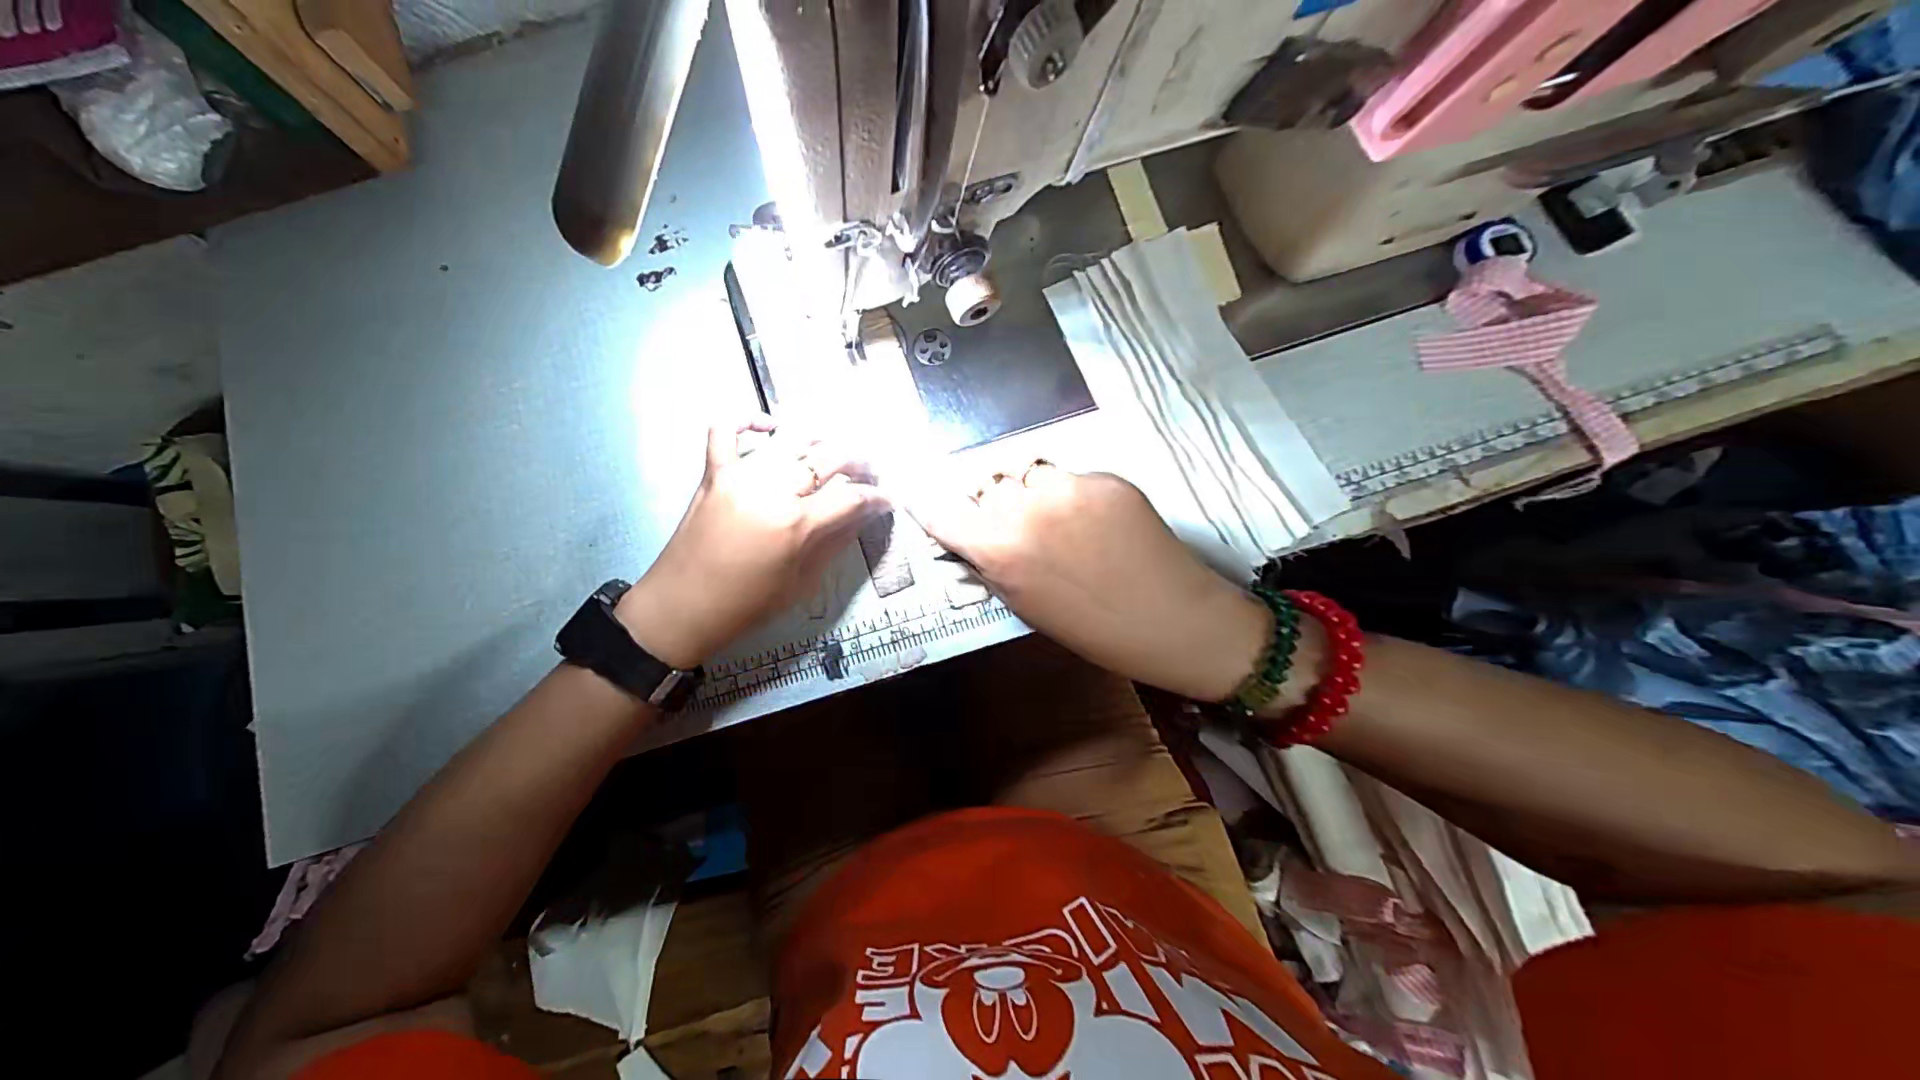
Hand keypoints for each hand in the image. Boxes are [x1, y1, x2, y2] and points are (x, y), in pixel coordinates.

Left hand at [616, 416, 889, 669]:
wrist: (682, 608)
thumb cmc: (747, 605)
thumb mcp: (802, 581)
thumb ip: (835, 541)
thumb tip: (862, 515)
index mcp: (796, 524)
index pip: (852, 497)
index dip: (877, 497)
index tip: (888, 499)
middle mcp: (771, 490)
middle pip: (828, 458)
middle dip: (859, 462)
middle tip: (869, 473)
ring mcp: (739, 476)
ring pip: (789, 439)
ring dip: (819, 440)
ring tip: (832, 451)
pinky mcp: (713, 473)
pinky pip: (725, 431)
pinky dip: (747, 420)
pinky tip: (769, 426)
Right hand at [914, 463, 1315, 704]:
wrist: (1169, 618)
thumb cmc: (1092, 627)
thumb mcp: (1026, 604)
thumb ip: (992, 563)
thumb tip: (971, 536)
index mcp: (999, 551)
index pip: (943, 512)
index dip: (927, 501)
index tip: (914, 487)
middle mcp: (1023, 511)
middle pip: (988, 483)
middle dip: (995, 499)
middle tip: (1018, 521)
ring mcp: (1066, 489)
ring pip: (1029, 473)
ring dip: (1034, 491)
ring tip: (1063, 520)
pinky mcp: (1103, 478)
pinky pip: (1071, 475)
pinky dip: (1073, 493)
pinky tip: (1097, 521)